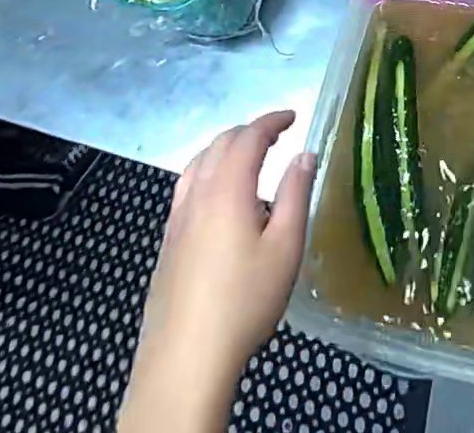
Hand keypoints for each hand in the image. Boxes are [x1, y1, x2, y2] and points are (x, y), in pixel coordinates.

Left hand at [118, 111, 315, 432]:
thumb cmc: (244, 299)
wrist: (185, 356)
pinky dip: (207, 169)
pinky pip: (187, 183)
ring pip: (199, 160)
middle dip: (250, 131)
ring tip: (249, 157)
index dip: (271, 121)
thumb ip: (296, 194)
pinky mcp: (168, 237)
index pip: (249, 137)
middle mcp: (198, 191)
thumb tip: (304, 154)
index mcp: (228, 188)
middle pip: (221, 143)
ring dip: (226, 148)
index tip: (292, 116)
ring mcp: (178, 214)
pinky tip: (218, 194)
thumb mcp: (285, 247)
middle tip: (277, 136)